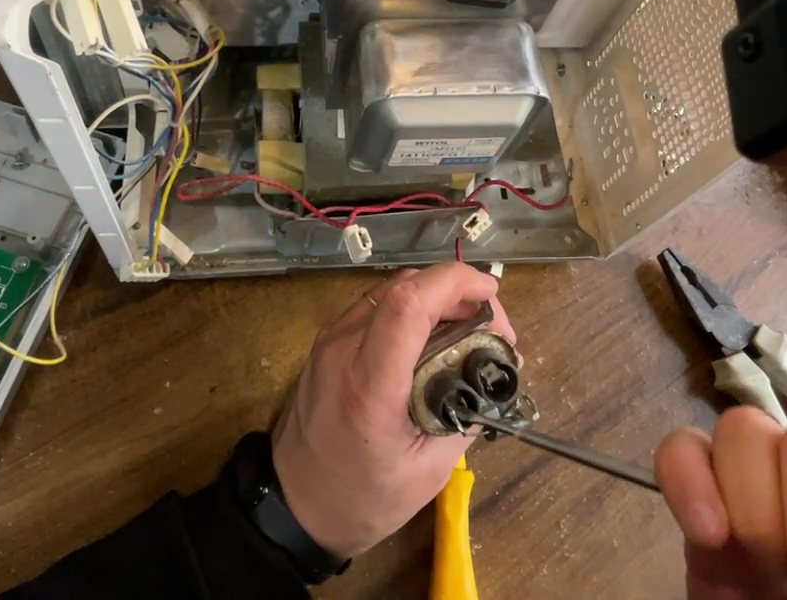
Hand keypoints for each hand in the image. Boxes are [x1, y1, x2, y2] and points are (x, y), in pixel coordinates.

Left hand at [271, 262, 513, 556]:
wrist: (292, 503)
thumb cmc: (361, 497)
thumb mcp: (428, 471)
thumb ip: (464, 415)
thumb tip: (494, 371)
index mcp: (368, 383)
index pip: (408, 304)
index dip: (455, 283)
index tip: (491, 293)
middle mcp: (344, 347)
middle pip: (404, 286)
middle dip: (456, 290)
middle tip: (491, 325)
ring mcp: (331, 338)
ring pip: (391, 288)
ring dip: (436, 295)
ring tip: (469, 329)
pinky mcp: (329, 339)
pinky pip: (378, 305)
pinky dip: (413, 307)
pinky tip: (435, 335)